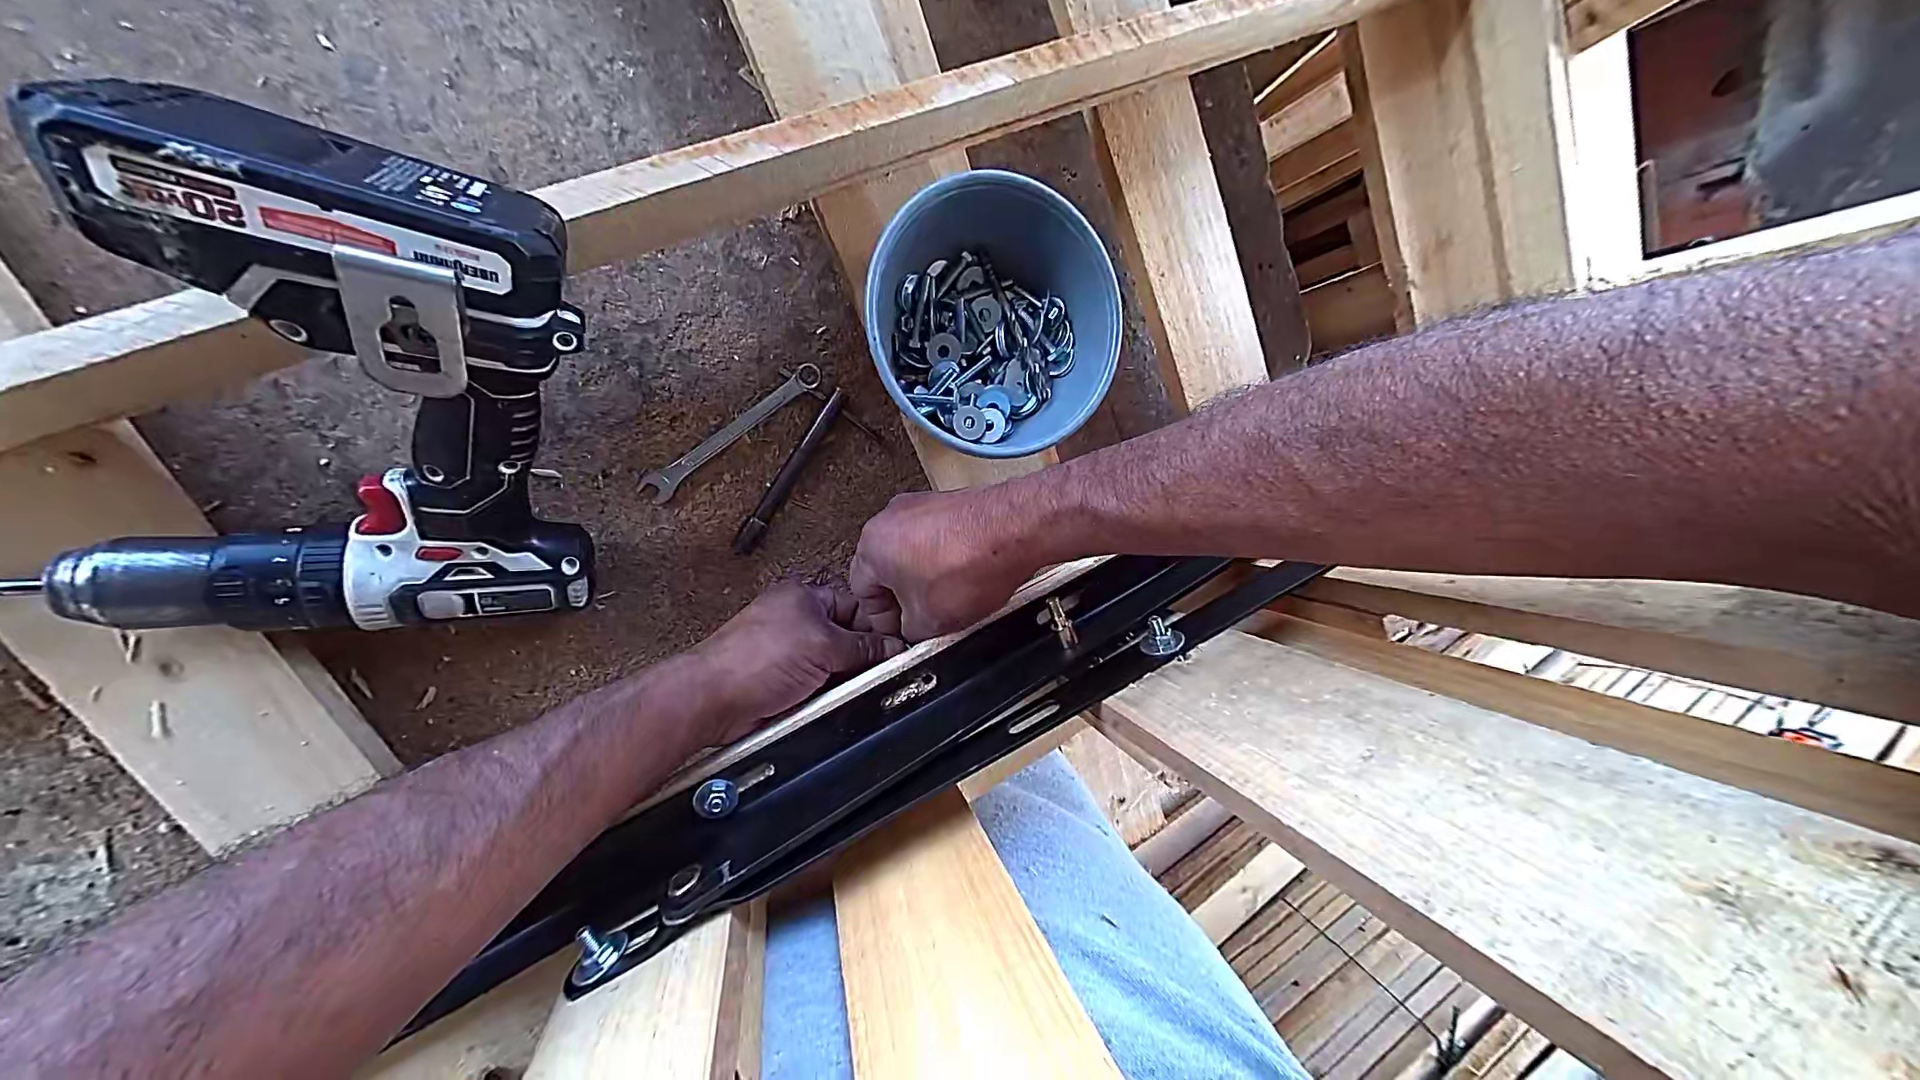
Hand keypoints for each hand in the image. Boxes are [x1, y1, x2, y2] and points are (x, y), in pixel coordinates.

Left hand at [688, 581, 903, 742]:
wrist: (713, 702)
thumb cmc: (749, 661)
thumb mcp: (824, 645)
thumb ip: (864, 646)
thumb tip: (892, 648)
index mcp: (805, 598)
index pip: (856, 607)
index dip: (876, 627)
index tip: (894, 648)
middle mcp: (797, 622)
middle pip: (849, 639)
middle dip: (859, 658)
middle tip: (867, 672)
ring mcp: (791, 655)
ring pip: (836, 668)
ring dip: (840, 681)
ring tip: (835, 688)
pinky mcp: (786, 685)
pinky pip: (821, 690)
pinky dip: (825, 697)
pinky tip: (821, 701)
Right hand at [849, 489, 1040, 641]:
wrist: (1016, 529)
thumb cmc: (972, 562)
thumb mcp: (928, 622)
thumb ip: (908, 631)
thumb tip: (912, 630)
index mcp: (871, 545)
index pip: (863, 593)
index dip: (883, 620)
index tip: (902, 631)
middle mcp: (891, 518)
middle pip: (889, 570)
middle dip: (907, 598)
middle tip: (926, 619)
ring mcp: (922, 506)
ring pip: (916, 553)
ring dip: (930, 578)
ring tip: (954, 598)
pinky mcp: (951, 503)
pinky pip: (942, 539)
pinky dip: (951, 559)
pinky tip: (970, 577)